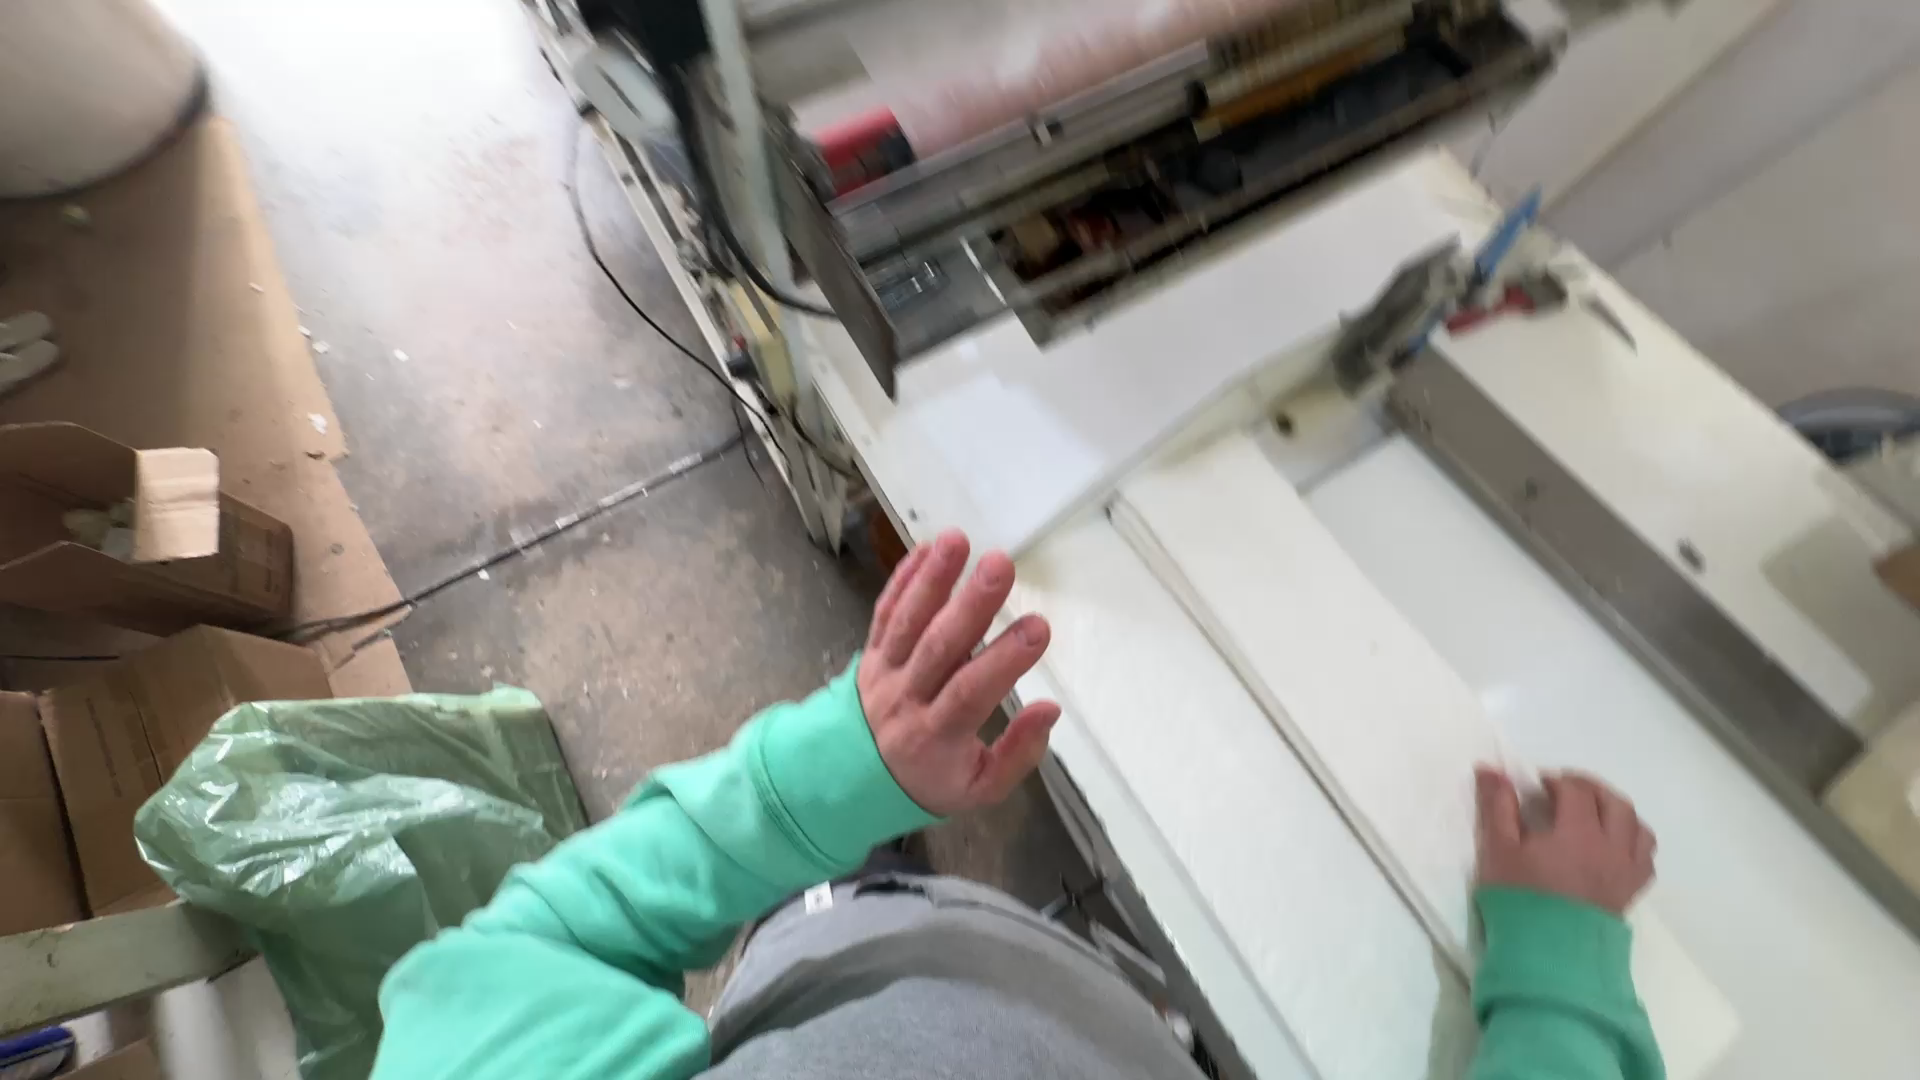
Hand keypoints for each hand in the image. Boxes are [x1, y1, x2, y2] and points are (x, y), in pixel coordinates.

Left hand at [858, 529, 1060, 816]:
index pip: (972, 693)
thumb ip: (1020, 753)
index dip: (1004, 660)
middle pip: (938, 647)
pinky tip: (927, 549)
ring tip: (958, 540)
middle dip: (971, 604)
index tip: (1040, 626)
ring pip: (907, 621)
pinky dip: (903, 578)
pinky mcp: (872, 650)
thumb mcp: (980, 789)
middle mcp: (907, 697)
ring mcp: (884, 670)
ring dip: (933, 578)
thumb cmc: (930, 779)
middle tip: (1000, 565)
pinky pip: (885, 611)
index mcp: (937, 736)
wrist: (852, 777)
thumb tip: (1051, 709)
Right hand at [1474, 767, 1655, 916]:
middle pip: (1614, 802)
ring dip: (1614, 808)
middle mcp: (1612, 846)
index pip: (1576, 791)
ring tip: (1589, 809)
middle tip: (1562, 786)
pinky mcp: (1633, 887)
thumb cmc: (1520, 893)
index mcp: (1578, 832)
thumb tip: (1491, 768)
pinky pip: (1645, 852)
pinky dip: (1630, 836)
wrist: (1550, 947)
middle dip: (1588, 787)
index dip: (1555, 780)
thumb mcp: (1498, 845)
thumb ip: (1497, 804)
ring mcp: (1628, 869)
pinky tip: (1609, 840)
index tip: (1534, 783)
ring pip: (1636, 825)